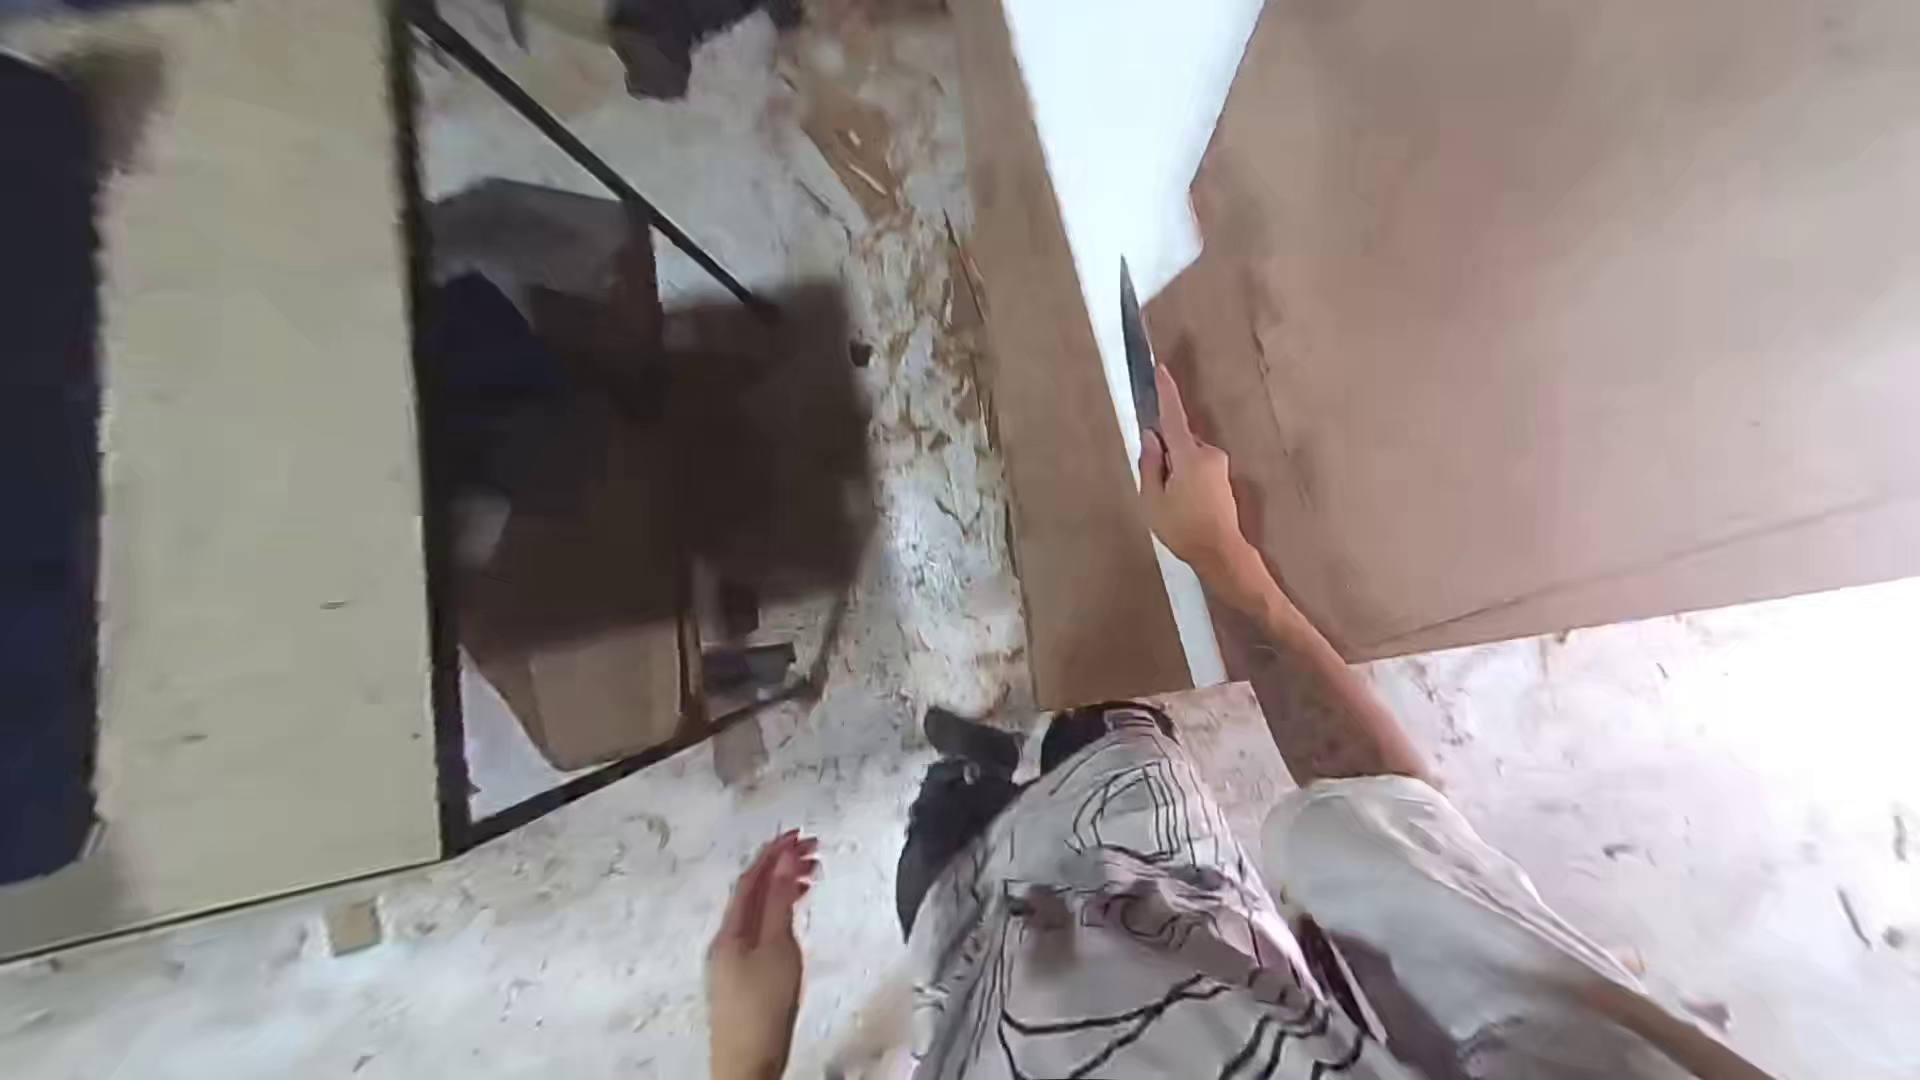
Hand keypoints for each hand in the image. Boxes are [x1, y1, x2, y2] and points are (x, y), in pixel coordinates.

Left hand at [707, 830, 819, 1079]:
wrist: (749, 1067)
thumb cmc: (764, 1008)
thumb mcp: (778, 944)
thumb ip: (781, 899)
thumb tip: (783, 859)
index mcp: (730, 929)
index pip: (751, 876)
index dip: (774, 851)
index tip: (798, 833)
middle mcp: (727, 939)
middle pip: (754, 889)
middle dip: (782, 864)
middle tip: (812, 849)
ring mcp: (733, 958)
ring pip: (759, 906)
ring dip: (784, 884)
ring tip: (811, 874)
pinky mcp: (744, 974)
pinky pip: (762, 924)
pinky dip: (781, 907)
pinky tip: (796, 909)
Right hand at [1139, 365, 1252, 575]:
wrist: (1220, 551)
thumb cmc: (1181, 528)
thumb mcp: (1152, 499)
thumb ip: (1150, 463)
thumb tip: (1150, 436)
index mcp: (1190, 456)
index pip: (1174, 418)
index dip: (1166, 393)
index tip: (1161, 369)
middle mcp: (1209, 453)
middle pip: (1179, 439)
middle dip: (1163, 451)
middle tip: (1153, 483)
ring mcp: (1219, 465)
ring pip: (1187, 454)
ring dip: (1174, 467)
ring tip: (1167, 500)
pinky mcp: (1223, 477)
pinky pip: (1196, 465)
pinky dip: (1183, 474)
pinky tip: (1180, 500)